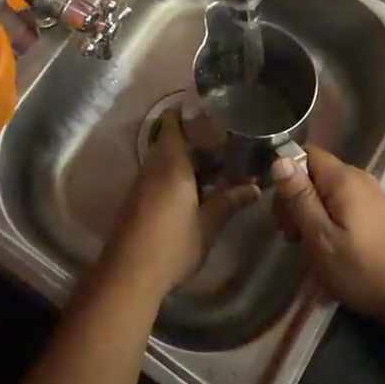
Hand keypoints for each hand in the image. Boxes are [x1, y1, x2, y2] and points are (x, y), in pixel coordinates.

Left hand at [99, 109, 259, 297]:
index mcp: (171, 163)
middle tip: (227, 139)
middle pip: (171, 140)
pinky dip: (178, 175)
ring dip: (187, 159)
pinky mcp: (137, 201)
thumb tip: (255, 187)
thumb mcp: (208, 224)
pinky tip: (198, 188)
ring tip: (219, 163)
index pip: (173, 122)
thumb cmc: (172, 244)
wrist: (129, 275)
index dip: (189, 111)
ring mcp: (142, 184)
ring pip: (166, 160)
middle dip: (196, 138)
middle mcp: (153, 167)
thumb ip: (230, 202)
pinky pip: (160, 176)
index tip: (212, 108)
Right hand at [270, 146, 384, 322]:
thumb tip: (279, 160)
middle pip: (313, 171)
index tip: (282, 209)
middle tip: (293, 235)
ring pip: (325, 188)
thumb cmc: (361, 269)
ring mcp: (369, 193)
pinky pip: (340, 200)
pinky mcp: (375, 210)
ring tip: (309, 244)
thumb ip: (299, 198)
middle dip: (295, 197)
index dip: (286, 174)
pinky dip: (327, 216)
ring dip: (309, 210)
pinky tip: (329, 243)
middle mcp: (357, 177)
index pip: (304, 153)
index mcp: (342, 178)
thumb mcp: (321, 237)